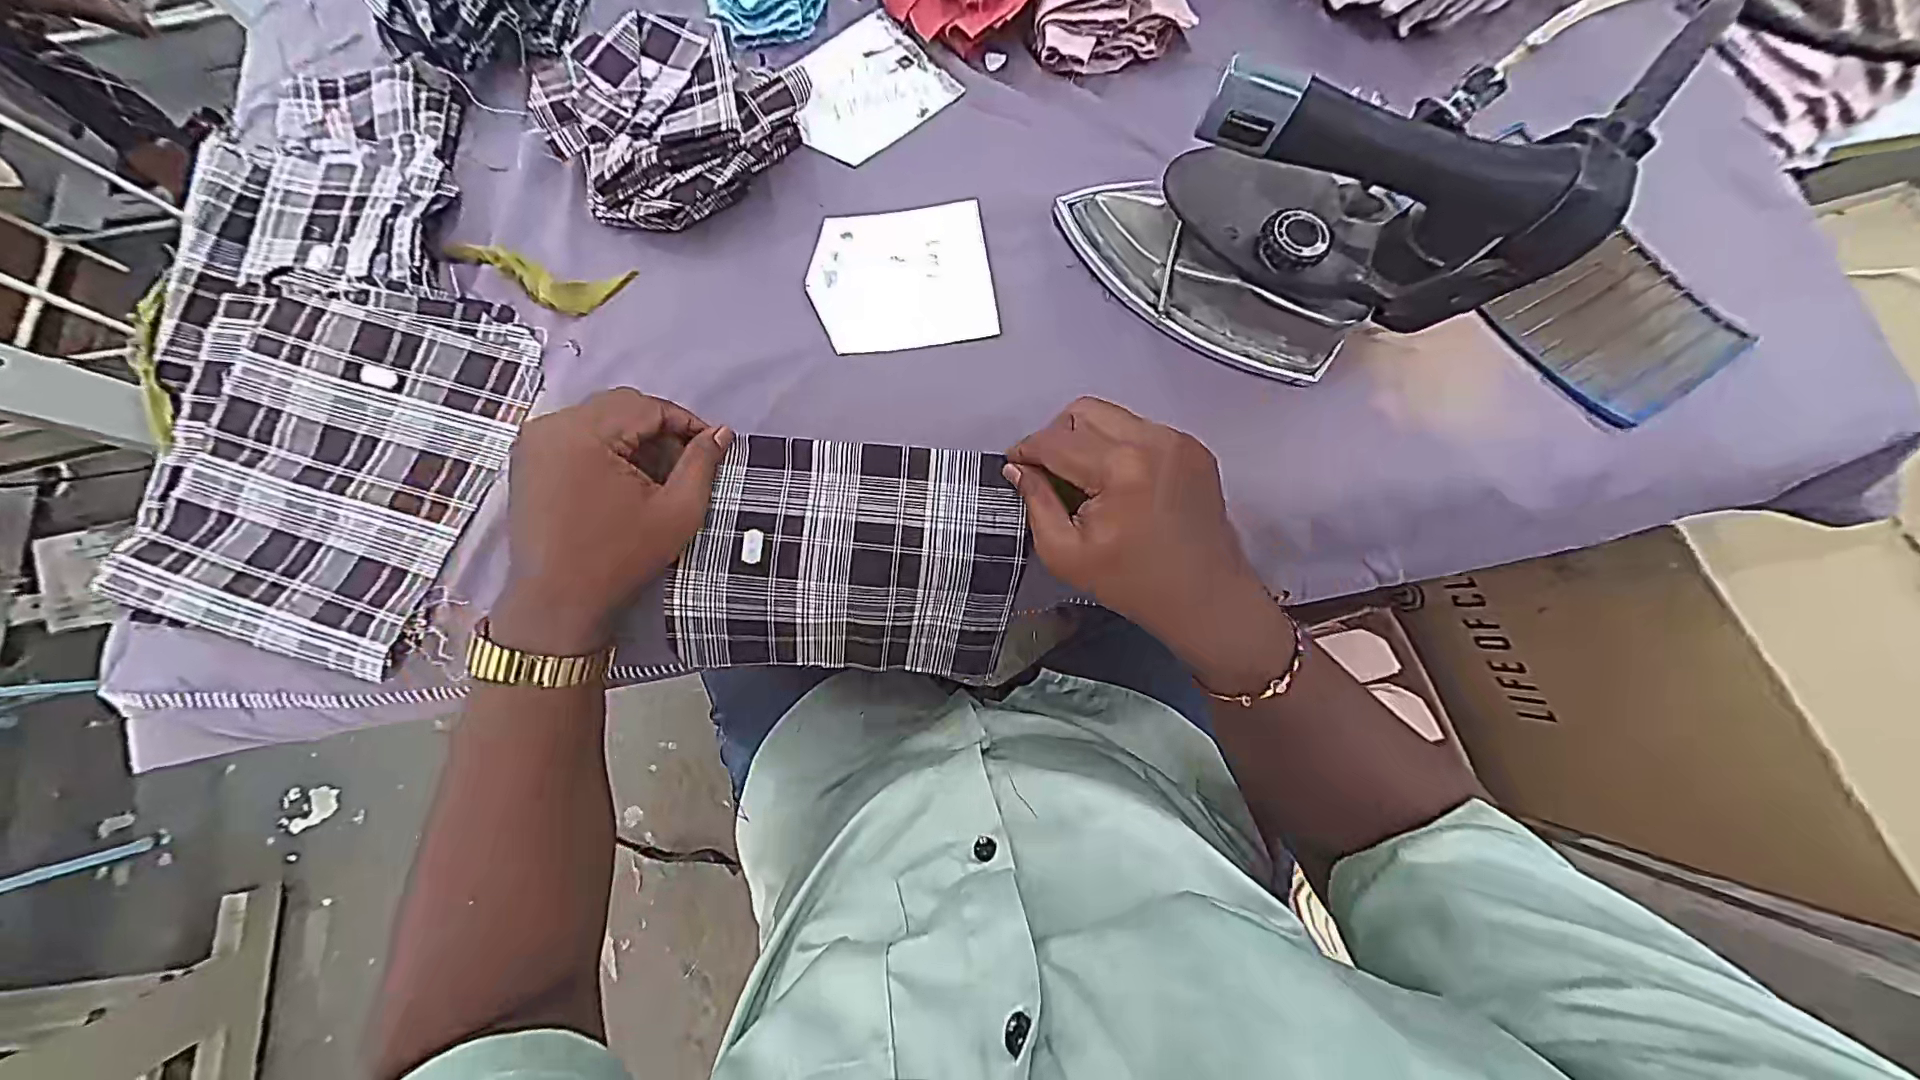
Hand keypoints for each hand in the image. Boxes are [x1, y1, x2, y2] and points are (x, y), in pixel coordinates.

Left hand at [492, 389, 731, 655]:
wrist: (559, 599)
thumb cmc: (621, 557)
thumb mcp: (678, 510)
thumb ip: (702, 463)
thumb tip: (721, 433)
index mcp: (584, 433)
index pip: (647, 406)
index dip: (686, 422)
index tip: (711, 445)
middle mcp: (551, 427)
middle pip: (620, 406)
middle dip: (660, 428)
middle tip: (688, 461)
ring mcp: (533, 443)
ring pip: (599, 419)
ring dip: (635, 438)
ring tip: (659, 474)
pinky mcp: (528, 461)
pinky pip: (577, 436)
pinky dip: (608, 448)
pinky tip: (628, 480)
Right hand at [1005, 398, 1290, 691]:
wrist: (1204, 597)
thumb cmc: (1136, 584)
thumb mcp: (1065, 553)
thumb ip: (1036, 503)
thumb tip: (1019, 469)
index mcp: (1121, 468)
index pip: (1054, 440)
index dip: (1026, 451)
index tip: (1017, 465)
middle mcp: (1153, 441)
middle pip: (1081, 412)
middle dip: (1056, 438)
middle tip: (1050, 473)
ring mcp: (1177, 441)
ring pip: (1111, 415)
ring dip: (1088, 440)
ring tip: (1087, 481)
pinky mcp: (1192, 448)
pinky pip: (1140, 429)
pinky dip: (1119, 447)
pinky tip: (1119, 484)